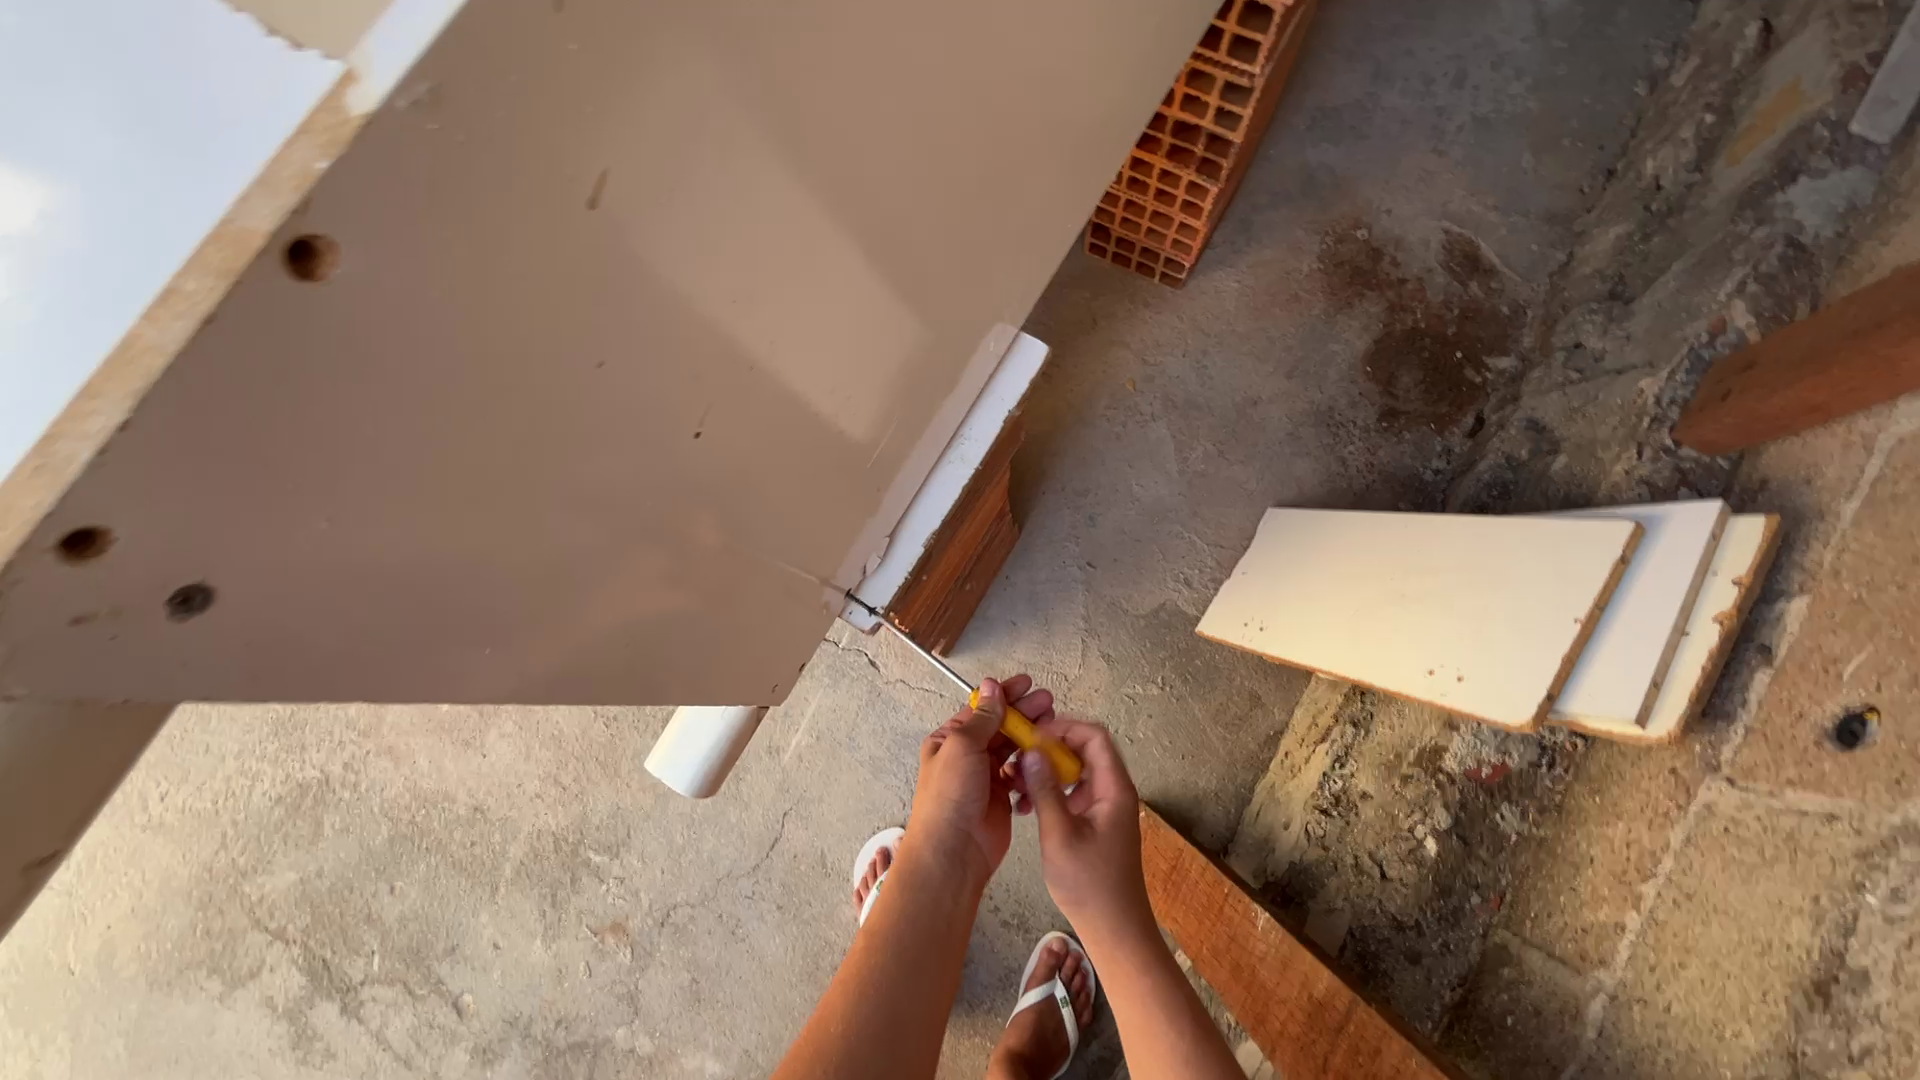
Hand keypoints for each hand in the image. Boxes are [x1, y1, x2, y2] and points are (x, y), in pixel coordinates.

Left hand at [909, 675, 1055, 886]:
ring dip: (1031, 738)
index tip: (1028, 684)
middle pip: (1001, 726)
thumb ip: (983, 718)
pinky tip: (1044, 760)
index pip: (981, 709)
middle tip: (1049, 703)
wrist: (954, 851)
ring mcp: (986, 776)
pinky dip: (1031, 766)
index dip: (1005, 695)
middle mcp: (967, 755)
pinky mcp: (1002, 797)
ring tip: (1053, 728)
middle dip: (1025, 713)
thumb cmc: (950, 795)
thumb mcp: (963, 747)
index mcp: (951, 739)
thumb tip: (991, 686)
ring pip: (1014, 749)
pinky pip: (1020, 774)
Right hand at [1015, 718, 1152, 939]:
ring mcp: (1106, 808)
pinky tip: (1027, 806)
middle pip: (1085, 751)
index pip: (1094, 737)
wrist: (1115, 931)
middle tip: (1020, 756)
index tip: (1033, 735)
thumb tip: (1032, 751)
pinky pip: (1074, 793)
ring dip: (1048, 771)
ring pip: (1077, 772)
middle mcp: (1114, 792)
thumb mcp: (1060, 834)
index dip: (1064, 728)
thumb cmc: (1090, 885)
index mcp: (1114, 789)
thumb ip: (1045, 790)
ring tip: (1018, 782)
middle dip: (1051, 748)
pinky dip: (1052, 792)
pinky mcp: (1096, 823)